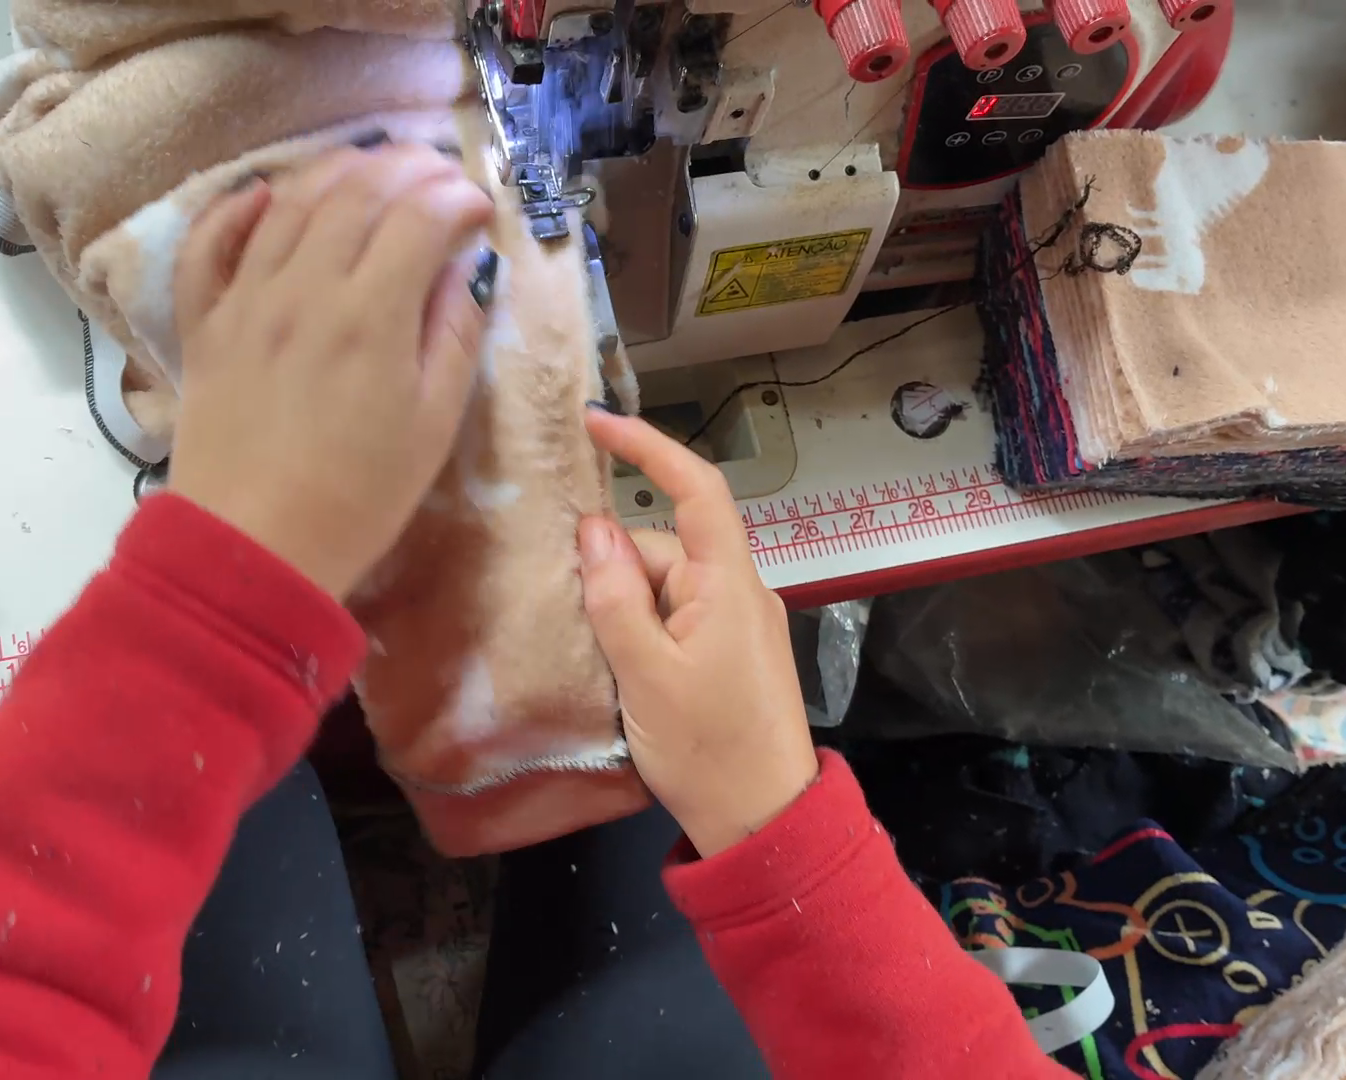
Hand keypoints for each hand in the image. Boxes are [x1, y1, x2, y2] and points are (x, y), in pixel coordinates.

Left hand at [168, 144, 494, 598]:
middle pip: (356, 193)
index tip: (480, 207)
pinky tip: (262, 195)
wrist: (256, 547)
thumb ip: (455, 338)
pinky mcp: (206, 323)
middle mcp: (305, 288)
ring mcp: (246, 300)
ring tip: (372, 169)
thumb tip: (464, 273)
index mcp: (372, 316)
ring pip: (289, 202)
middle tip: (437, 173)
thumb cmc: (361, 497)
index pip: (419, 219)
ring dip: (338, 171)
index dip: (457, 198)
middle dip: (406, 168)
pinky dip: (236, 208)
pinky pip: (209, 244)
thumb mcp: (434, 426)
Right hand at [576, 410, 818, 857]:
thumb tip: (595, 527)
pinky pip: (674, 613)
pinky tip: (623, 666)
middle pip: (662, 548)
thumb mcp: (646, 673)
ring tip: (604, 662)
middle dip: (615, 572)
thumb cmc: (707, 749)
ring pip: (662, 586)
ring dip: (625, 608)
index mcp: (727, 583)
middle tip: (580, 624)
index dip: (649, 447)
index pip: (696, 489)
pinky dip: (642, 627)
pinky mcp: (727, 649)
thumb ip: (616, 596)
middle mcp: (737, 589)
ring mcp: (734, 620)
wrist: (765, 822)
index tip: (596, 423)